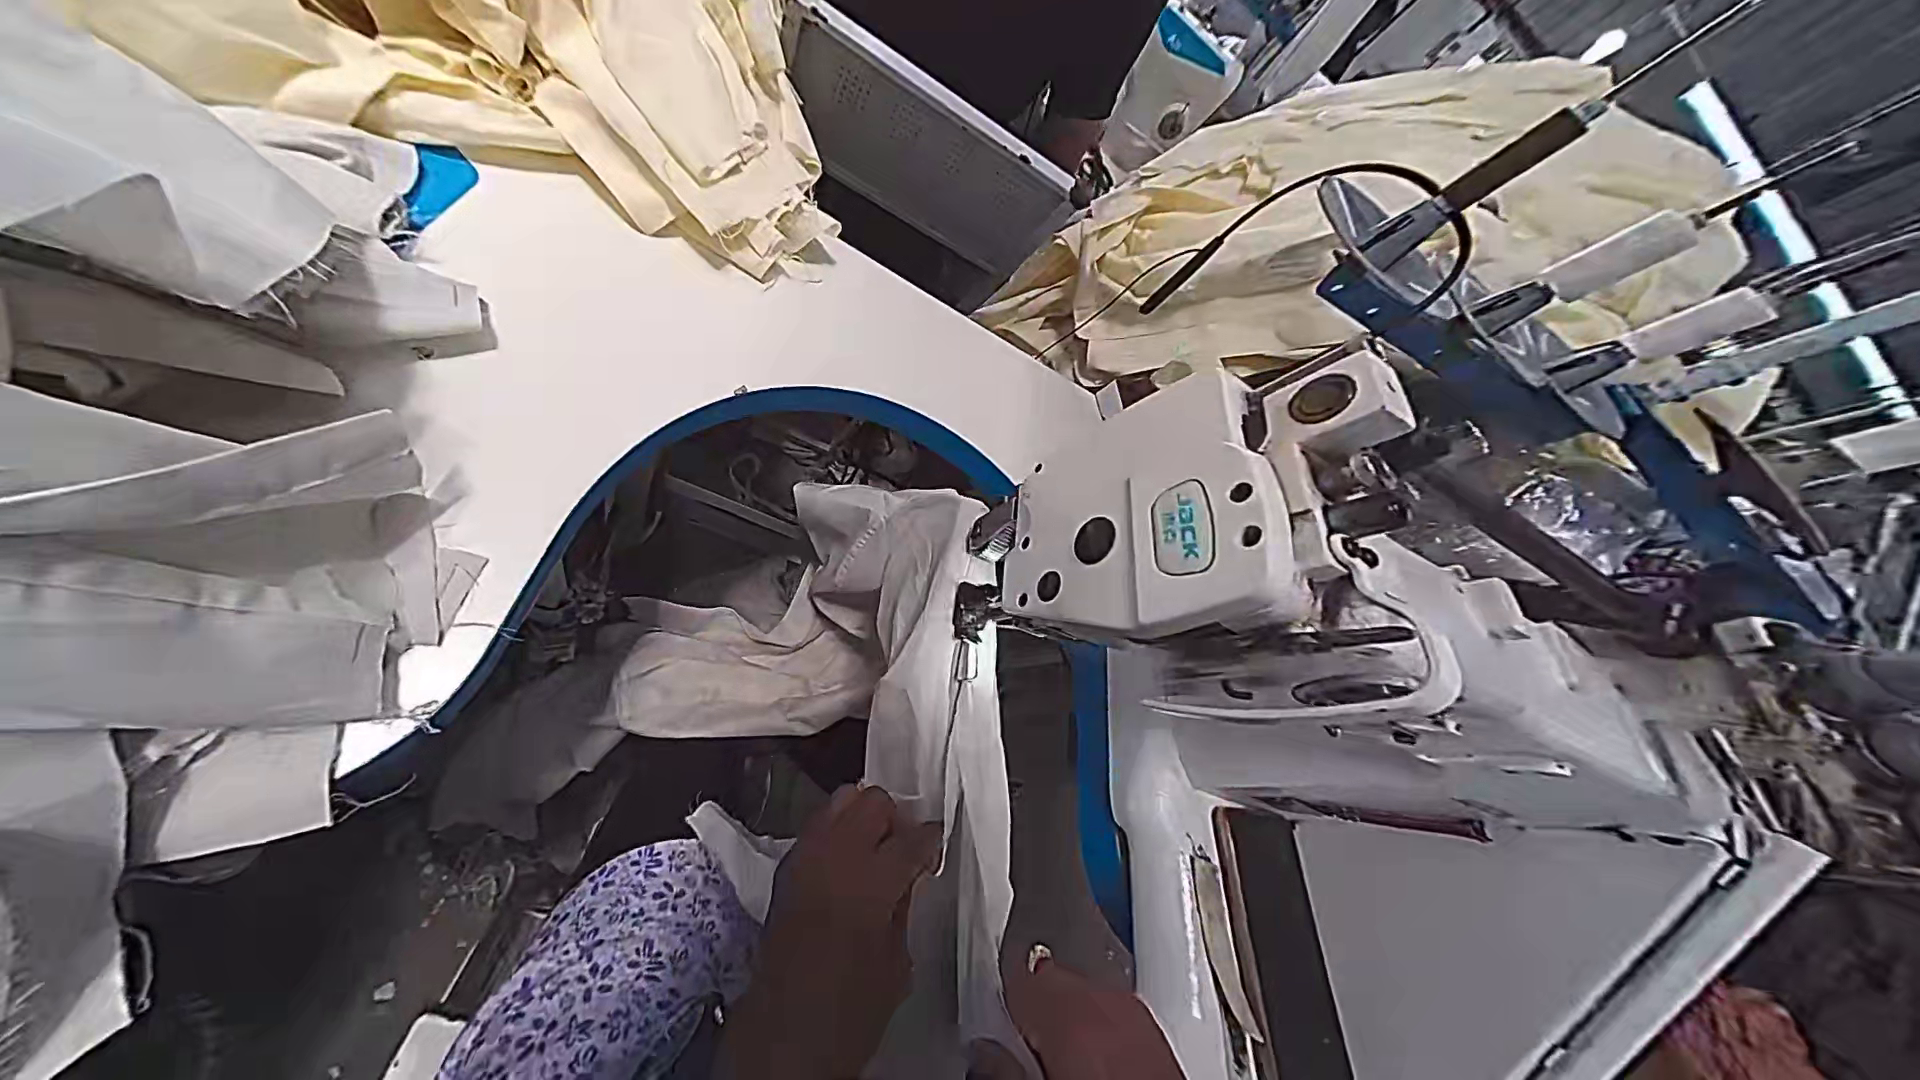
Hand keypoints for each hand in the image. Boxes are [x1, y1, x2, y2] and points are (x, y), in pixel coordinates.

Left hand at [715, 785, 941, 1079]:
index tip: (933, 848)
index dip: (930, 839)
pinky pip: (818, 824)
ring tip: (872, 846)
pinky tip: (844, 860)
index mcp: (872, 881)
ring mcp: (806, 855)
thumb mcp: (896, 963)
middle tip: (901, 847)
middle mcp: (837, 855)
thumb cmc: (848, 1011)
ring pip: (842, 799)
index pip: (913, 837)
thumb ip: (904, 904)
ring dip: (863, 815)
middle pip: (875, 801)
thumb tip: (910, 874)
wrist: (780, 1038)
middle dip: (894, 819)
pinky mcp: (786, 865)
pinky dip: (836, 829)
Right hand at [995, 946, 1185, 1079]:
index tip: (996, 1031)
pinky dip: (1097, 1032)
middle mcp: (1105, 1001)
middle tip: (1024, 1053)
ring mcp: (1135, 1014)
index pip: (1019, 978)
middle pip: (1052, 982)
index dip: (1003, 1005)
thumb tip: (984, 1053)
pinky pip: (1111, 1015)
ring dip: (1068, 1021)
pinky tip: (1094, 1067)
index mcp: (1070, 1013)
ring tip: (1061, 1065)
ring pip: (1083, 996)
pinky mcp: (1155, 1034)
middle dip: (1036, 1011)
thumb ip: (1003, 1070)